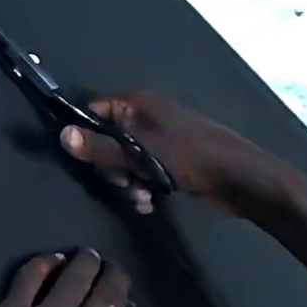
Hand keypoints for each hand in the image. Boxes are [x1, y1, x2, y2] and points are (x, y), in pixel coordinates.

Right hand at [60, 91, 295, 215]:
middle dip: (111, 167)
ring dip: (127, 181)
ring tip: (141, 197)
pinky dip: (142, 186)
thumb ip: (98, 147)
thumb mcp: (139, 153)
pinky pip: (143, 170)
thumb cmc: (189, 158)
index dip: (85, 134)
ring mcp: (159, 138)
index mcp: (136, 103)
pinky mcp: (172, 160)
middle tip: (123, 182)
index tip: (87, 159)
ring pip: (124, 159)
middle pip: (106, 139)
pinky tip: (150, 202)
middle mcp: (145, 116)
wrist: (245, 181)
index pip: (93, 112)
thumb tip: (62, 135)